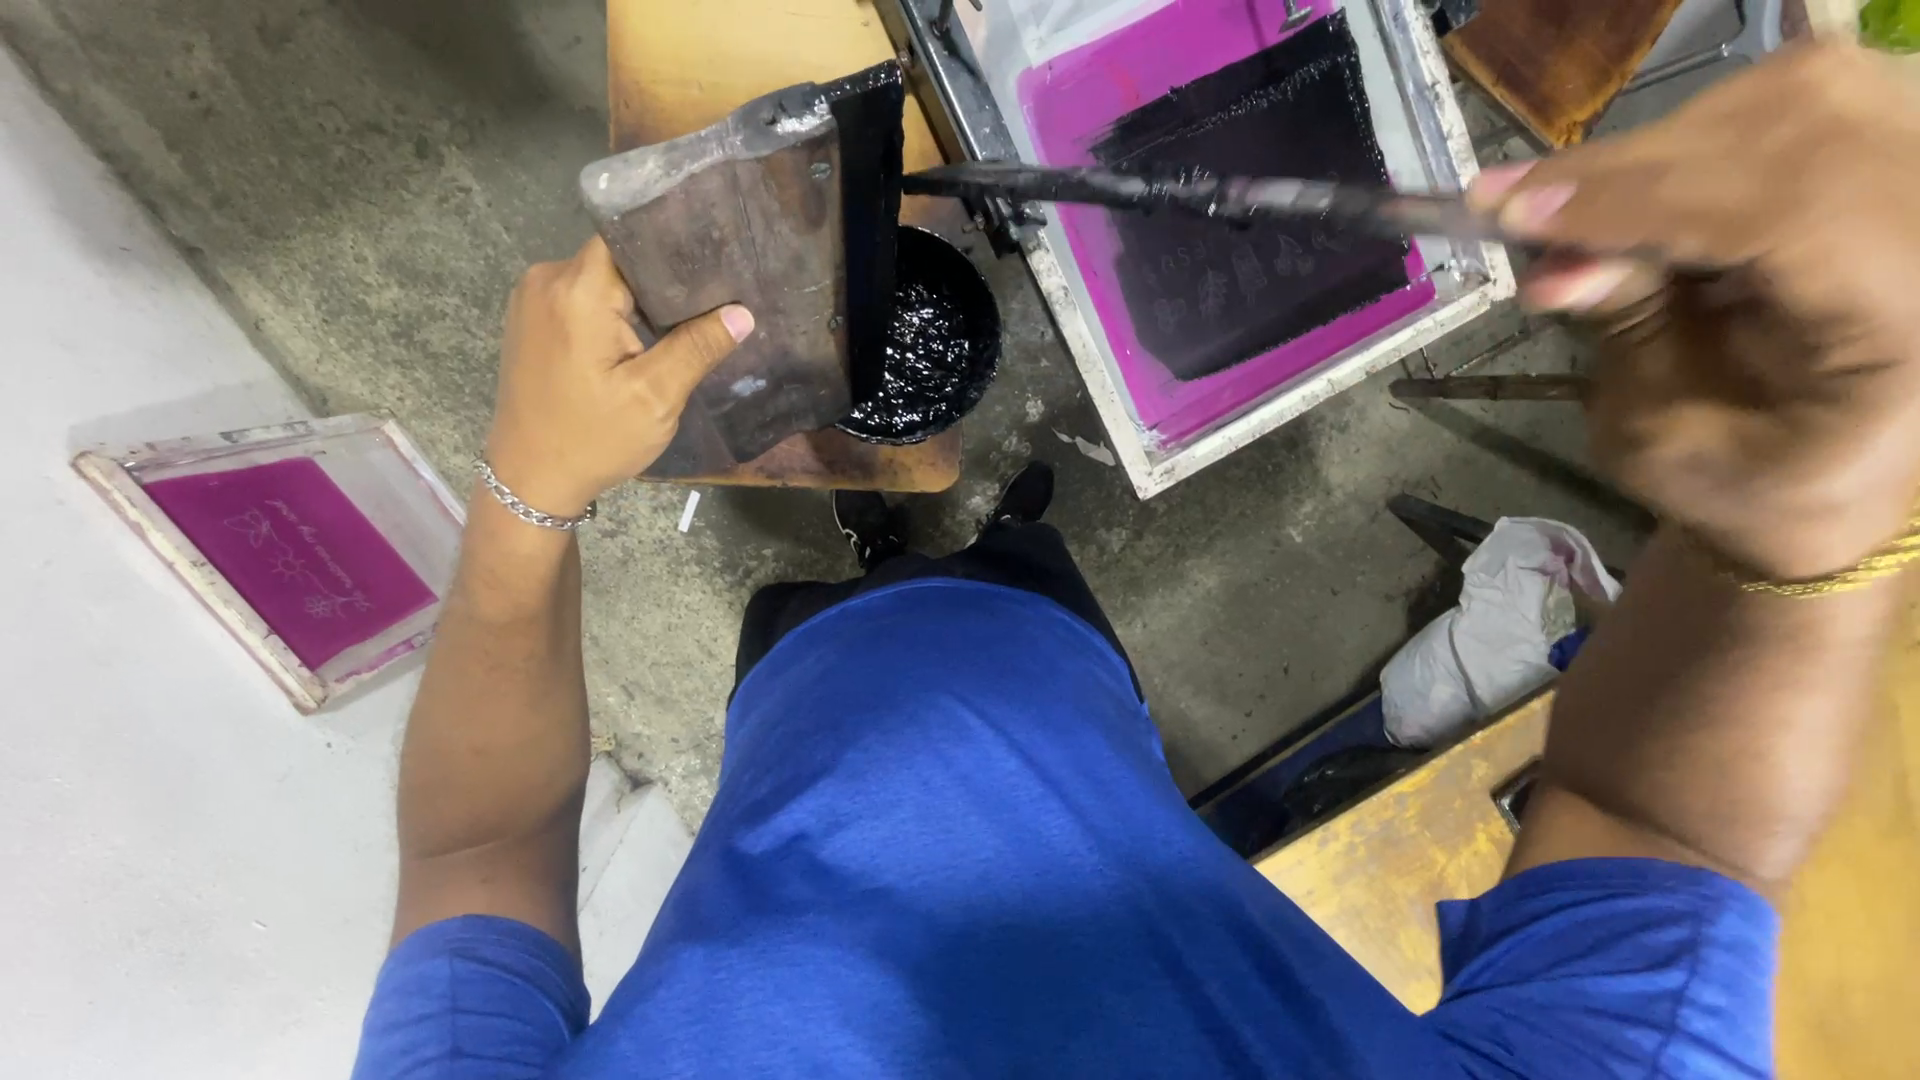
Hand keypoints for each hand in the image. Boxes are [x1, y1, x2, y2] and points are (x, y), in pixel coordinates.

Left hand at [484, 236, 753, 516]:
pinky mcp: (532, 320)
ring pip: (601, 279)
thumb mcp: (656, 397)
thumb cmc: (594, 437)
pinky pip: (582, 298)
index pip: (630, 237)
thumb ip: (697, 347)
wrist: (531, 478)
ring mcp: (533, 299)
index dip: (672, 244)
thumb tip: (742, 313)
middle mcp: (547, 280)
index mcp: (578, 290)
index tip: (714, 259)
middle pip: (617, 257)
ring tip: (684, 320)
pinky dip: (614, 311)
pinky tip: (643, 338)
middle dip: (662, 278)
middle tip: (711, 300)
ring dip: (639, 298)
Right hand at [1472, 44, 1919, 580]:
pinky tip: (1611, 188)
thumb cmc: (1741, 480)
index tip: (1517, 215)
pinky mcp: (1895, 160)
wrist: (1823, 475)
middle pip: (1794, 130)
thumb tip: (1550, 271)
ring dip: (1651, 150)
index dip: (1644, 200)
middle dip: (1629, 168)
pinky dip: (1685, 139)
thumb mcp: (1662, 435)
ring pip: (1794, 98)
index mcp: (1909, 324)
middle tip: (1505, 203)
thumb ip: (1627, 336)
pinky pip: (1792, 106)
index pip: (1790, 210)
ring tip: (1550, 204)